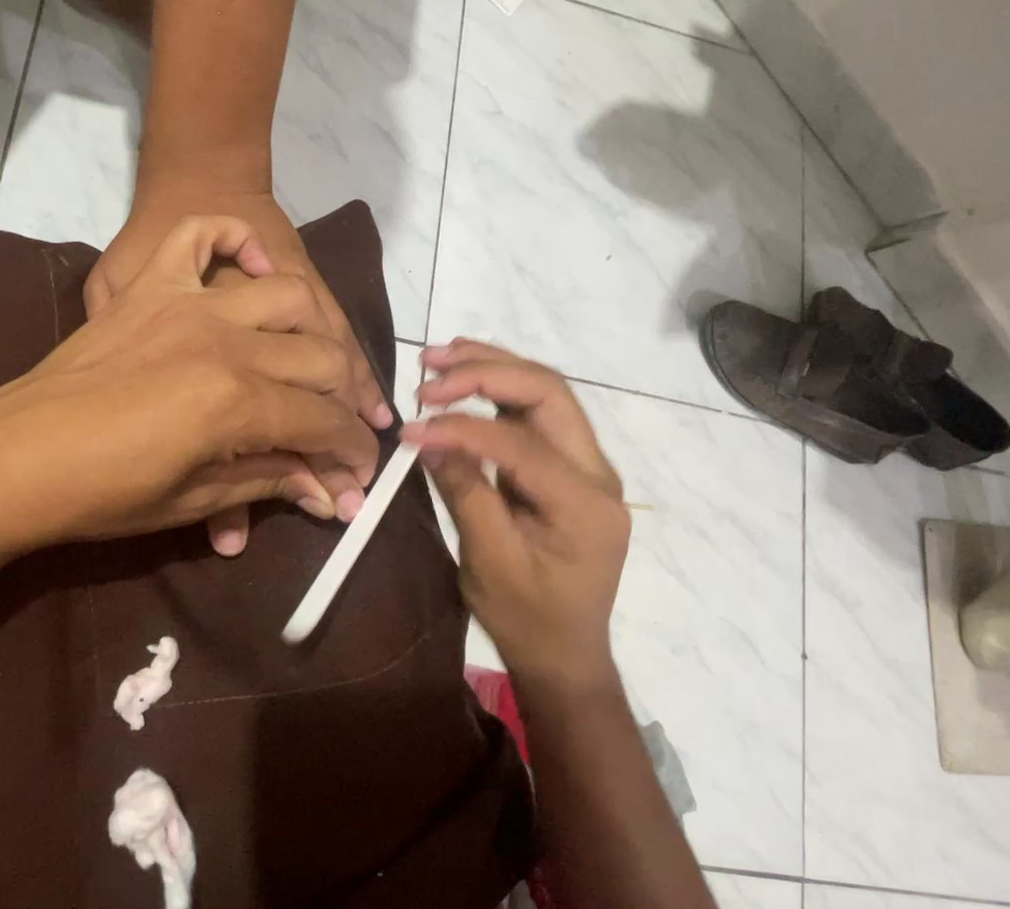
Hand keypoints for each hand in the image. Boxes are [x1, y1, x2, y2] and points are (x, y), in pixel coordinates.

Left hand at [0, 216, 380, 562]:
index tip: (360, 478)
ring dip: (317, 331)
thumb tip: (328, 490)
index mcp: (233, 402)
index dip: (351, 453)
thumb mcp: (186, 501)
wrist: (5, 457)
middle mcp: (224, 340)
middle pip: (321, 359)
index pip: (323, 421)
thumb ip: (265, 481)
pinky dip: (233, 240)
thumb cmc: (94, 494)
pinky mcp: (151, 286)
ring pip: (286, 295)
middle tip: (346, 436)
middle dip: (348, 403)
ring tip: (319, 367)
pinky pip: (204, 236)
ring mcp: (185, 303)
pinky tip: (251, 268)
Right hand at [403, 340, 631, 689]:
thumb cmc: (526, 617)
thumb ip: (465, 492)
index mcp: (585, 505)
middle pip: (549, 394)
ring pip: (546, 394)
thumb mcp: (489, 561)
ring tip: (440, 357)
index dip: (462, 426)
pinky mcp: (568, 468)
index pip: (521, 442)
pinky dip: (499, 390)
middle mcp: (598, 474)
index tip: (411, 427)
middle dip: (488, 371)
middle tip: (429, 370)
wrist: (564, 653)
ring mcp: (587, 467)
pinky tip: (463, 378)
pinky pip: (536, 415)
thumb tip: (428, 437)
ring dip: (493, 368)